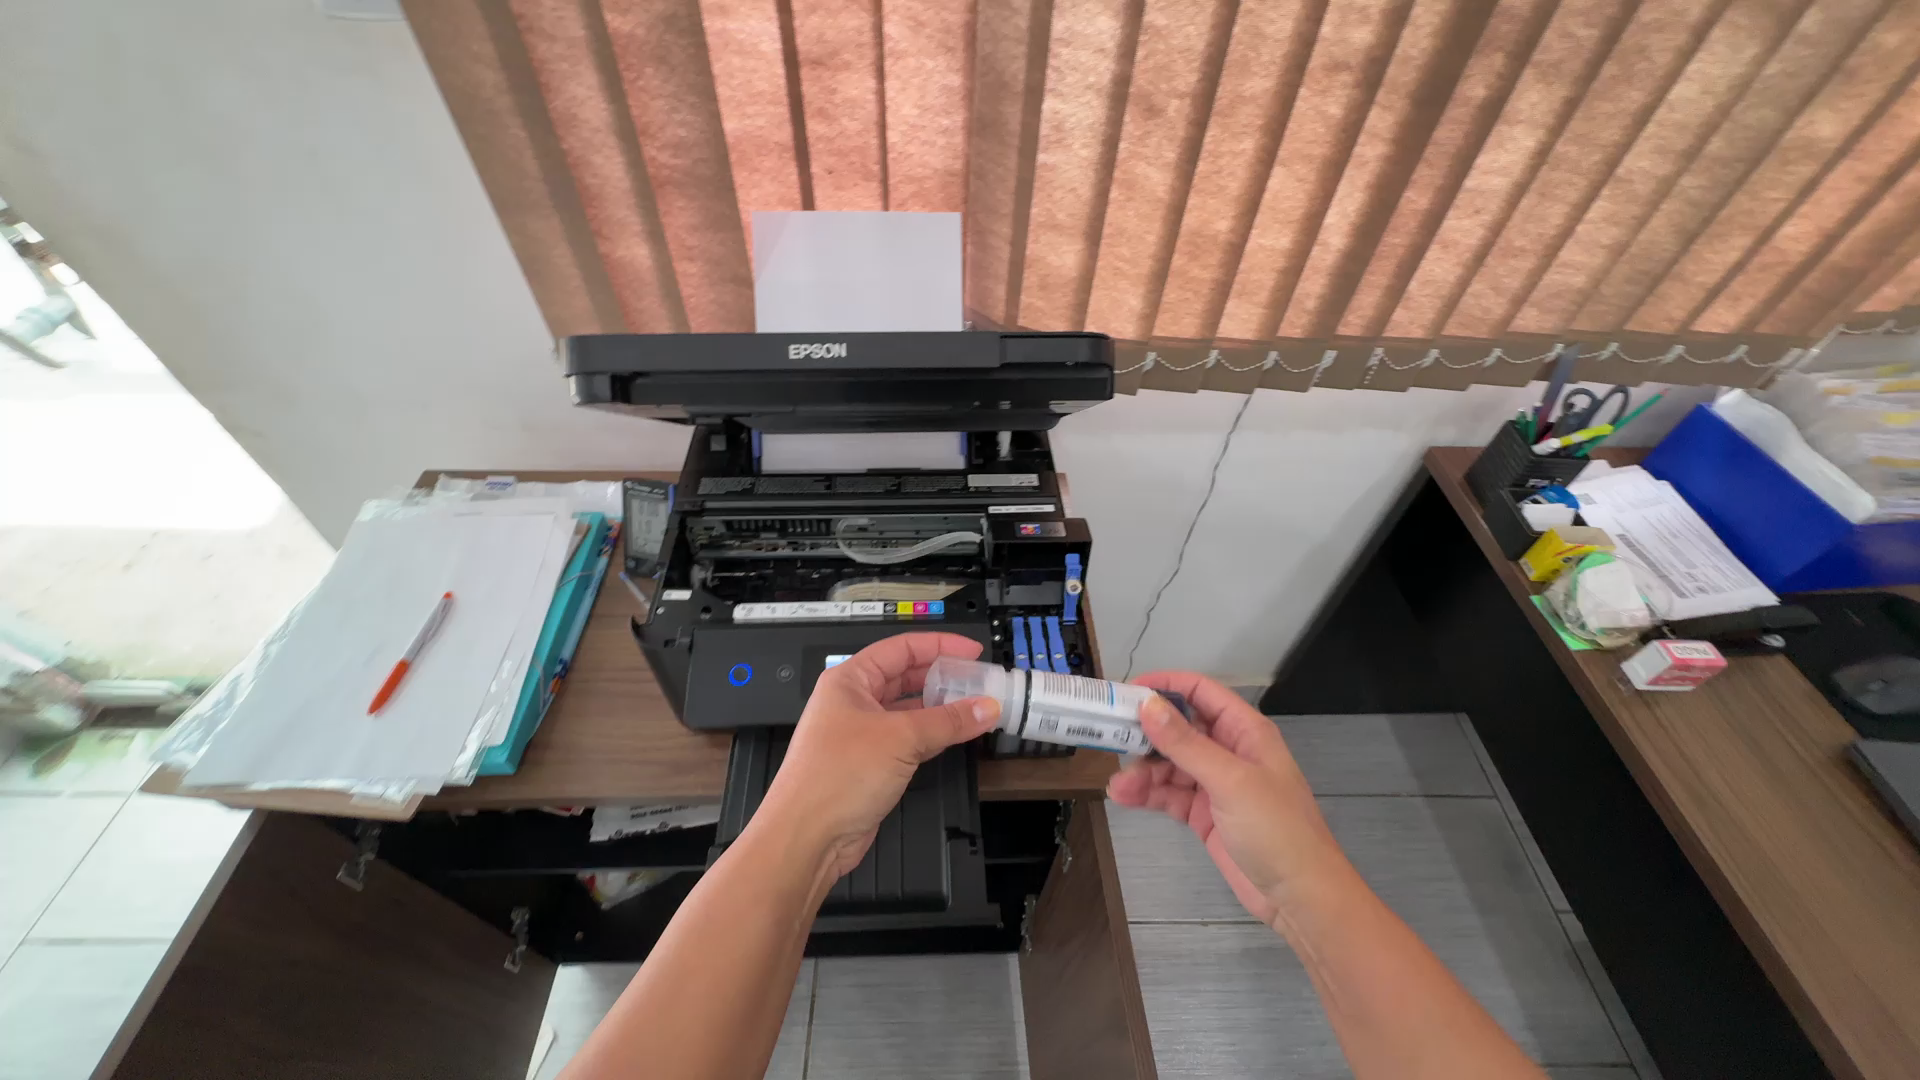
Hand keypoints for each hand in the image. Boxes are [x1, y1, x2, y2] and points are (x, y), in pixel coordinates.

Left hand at [758, 632, 1000, 878]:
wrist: (806, 837)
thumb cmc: (836, 776)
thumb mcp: (900, 738)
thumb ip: (948, 721)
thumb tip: (987, 707)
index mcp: (849, 680)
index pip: (901, 648)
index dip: (939, 645)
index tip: (972, 651)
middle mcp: (853, 701)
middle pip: (906, 677)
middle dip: (943, 677)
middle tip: (979, 680)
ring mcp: (861, 733)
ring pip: (909, 710)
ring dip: (941, 708)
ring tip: (976, 706)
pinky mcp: (871, 763)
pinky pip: (909, 739)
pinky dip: (934, 735)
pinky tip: (957, 734)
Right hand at [1107, 672, 1346, 926]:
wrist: (1301, 899)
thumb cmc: (1276, 829)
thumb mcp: (1230, 781)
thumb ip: (1186, 743)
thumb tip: (1148, 705)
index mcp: (1244, 731)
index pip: (1199, 692)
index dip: (1164, 687)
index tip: (1126, 693)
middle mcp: (1228, 751)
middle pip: (1178, 729)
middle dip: (1145, 733)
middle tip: (1110, 738)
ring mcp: (1215, 784)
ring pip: (1169, 764)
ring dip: (1142, 771)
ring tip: (1119, 784)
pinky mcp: (1204, 814)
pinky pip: (1169, 794)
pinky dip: (1147, 793)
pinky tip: (1124, 797)